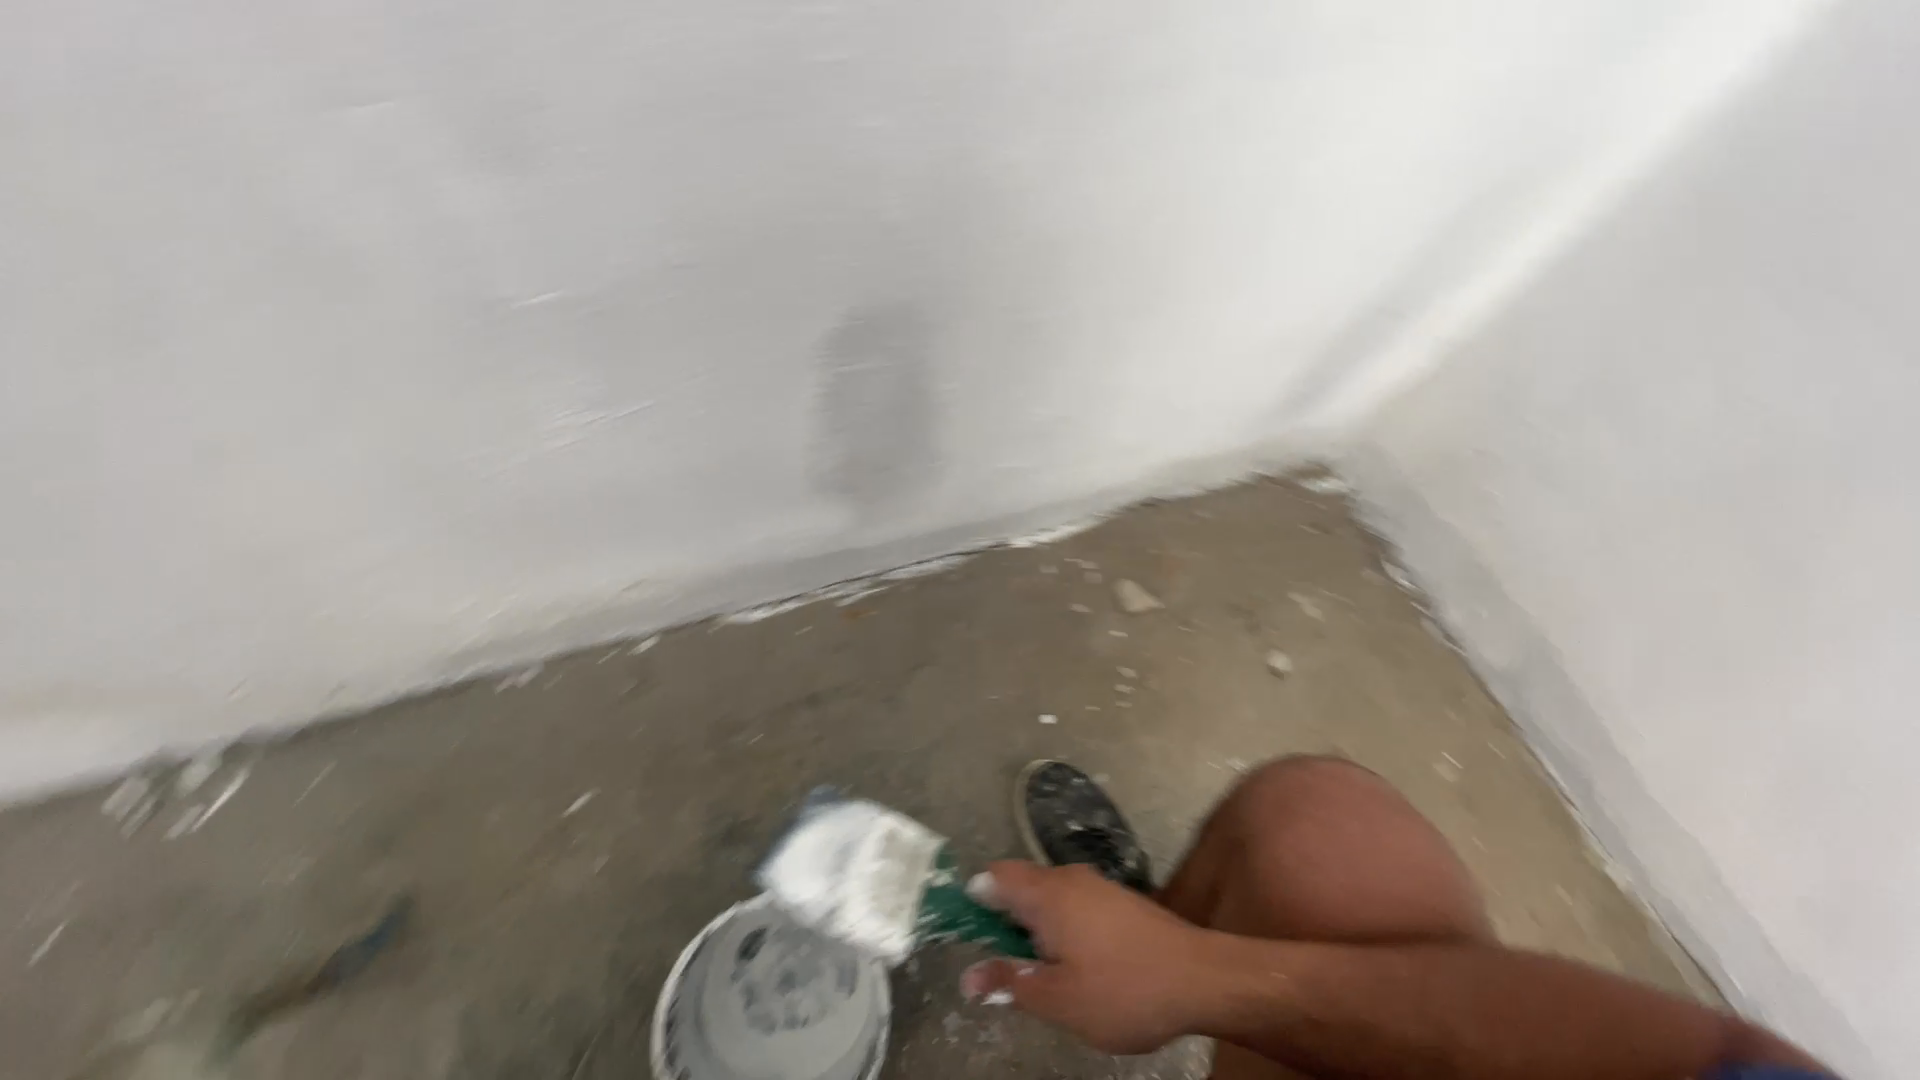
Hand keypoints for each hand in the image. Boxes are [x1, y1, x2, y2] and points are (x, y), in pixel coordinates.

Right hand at [959, 859, 1216, 1054]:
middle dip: (1004, 921)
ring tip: (1042, 974)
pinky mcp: (1119, 901)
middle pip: (1019, 885)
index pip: (993, 876)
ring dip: (1035, 928)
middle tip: (1006, 967)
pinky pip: (1073, 904)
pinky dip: (1062, 928)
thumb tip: (968, 976)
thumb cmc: (1123, 989)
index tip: (969, 936)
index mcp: (1046, 893)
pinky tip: (1077, 966)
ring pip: (1048, 897)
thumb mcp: (1057, 999)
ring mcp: (1097, 886)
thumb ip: (1009, 981)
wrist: (1202, 978)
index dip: (973, 901)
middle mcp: (1068, 878)